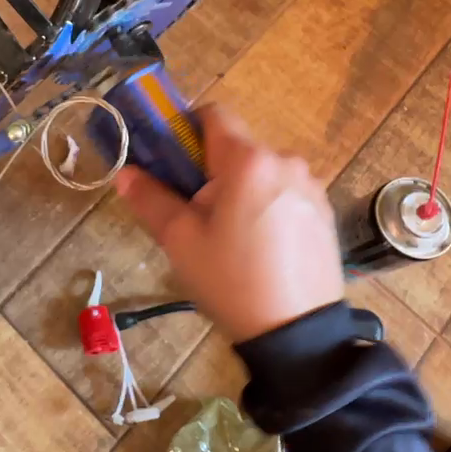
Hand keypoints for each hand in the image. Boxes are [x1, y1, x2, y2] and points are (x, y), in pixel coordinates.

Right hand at [116, 106, 345, 342]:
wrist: (300, 336)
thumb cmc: (232, 280)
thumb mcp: (181, 241)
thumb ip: (151, 199)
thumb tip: (125, 173)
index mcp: (248, 160)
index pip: (213, 115)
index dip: (187, 130)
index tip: (174, 163)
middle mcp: (285, 161)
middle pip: (237, 147)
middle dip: (211, 170)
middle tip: (196, 213)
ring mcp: (310, 186)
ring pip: (261, 171)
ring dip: (241, 188)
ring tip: (230, 237)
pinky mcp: (324, 211)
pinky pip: (284, 192)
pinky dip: (267, 205)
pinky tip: (261, 247)